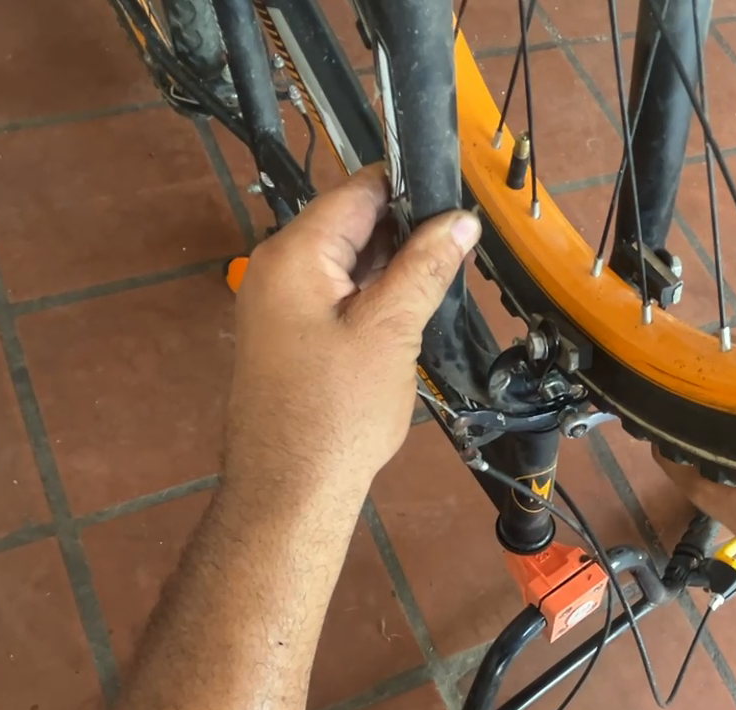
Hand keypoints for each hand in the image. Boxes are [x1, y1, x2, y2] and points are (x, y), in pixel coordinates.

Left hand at [225, 166, 479, 502]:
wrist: (292, 490)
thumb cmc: (339, 413)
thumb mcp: (390, 332)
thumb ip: (424, 269)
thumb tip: (459, 220)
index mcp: (294, 255)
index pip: (357, 192)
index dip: (410, 192)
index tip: (456, 208)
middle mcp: (276, 271)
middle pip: (350, 229)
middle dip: (403, 240)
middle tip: (454, 262)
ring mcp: (277, 308)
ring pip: (345, 270)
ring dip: (389, 278)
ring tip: (432, 298)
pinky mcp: (287, 341)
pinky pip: (334, 303)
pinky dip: (369, 306)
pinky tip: (400, 329)